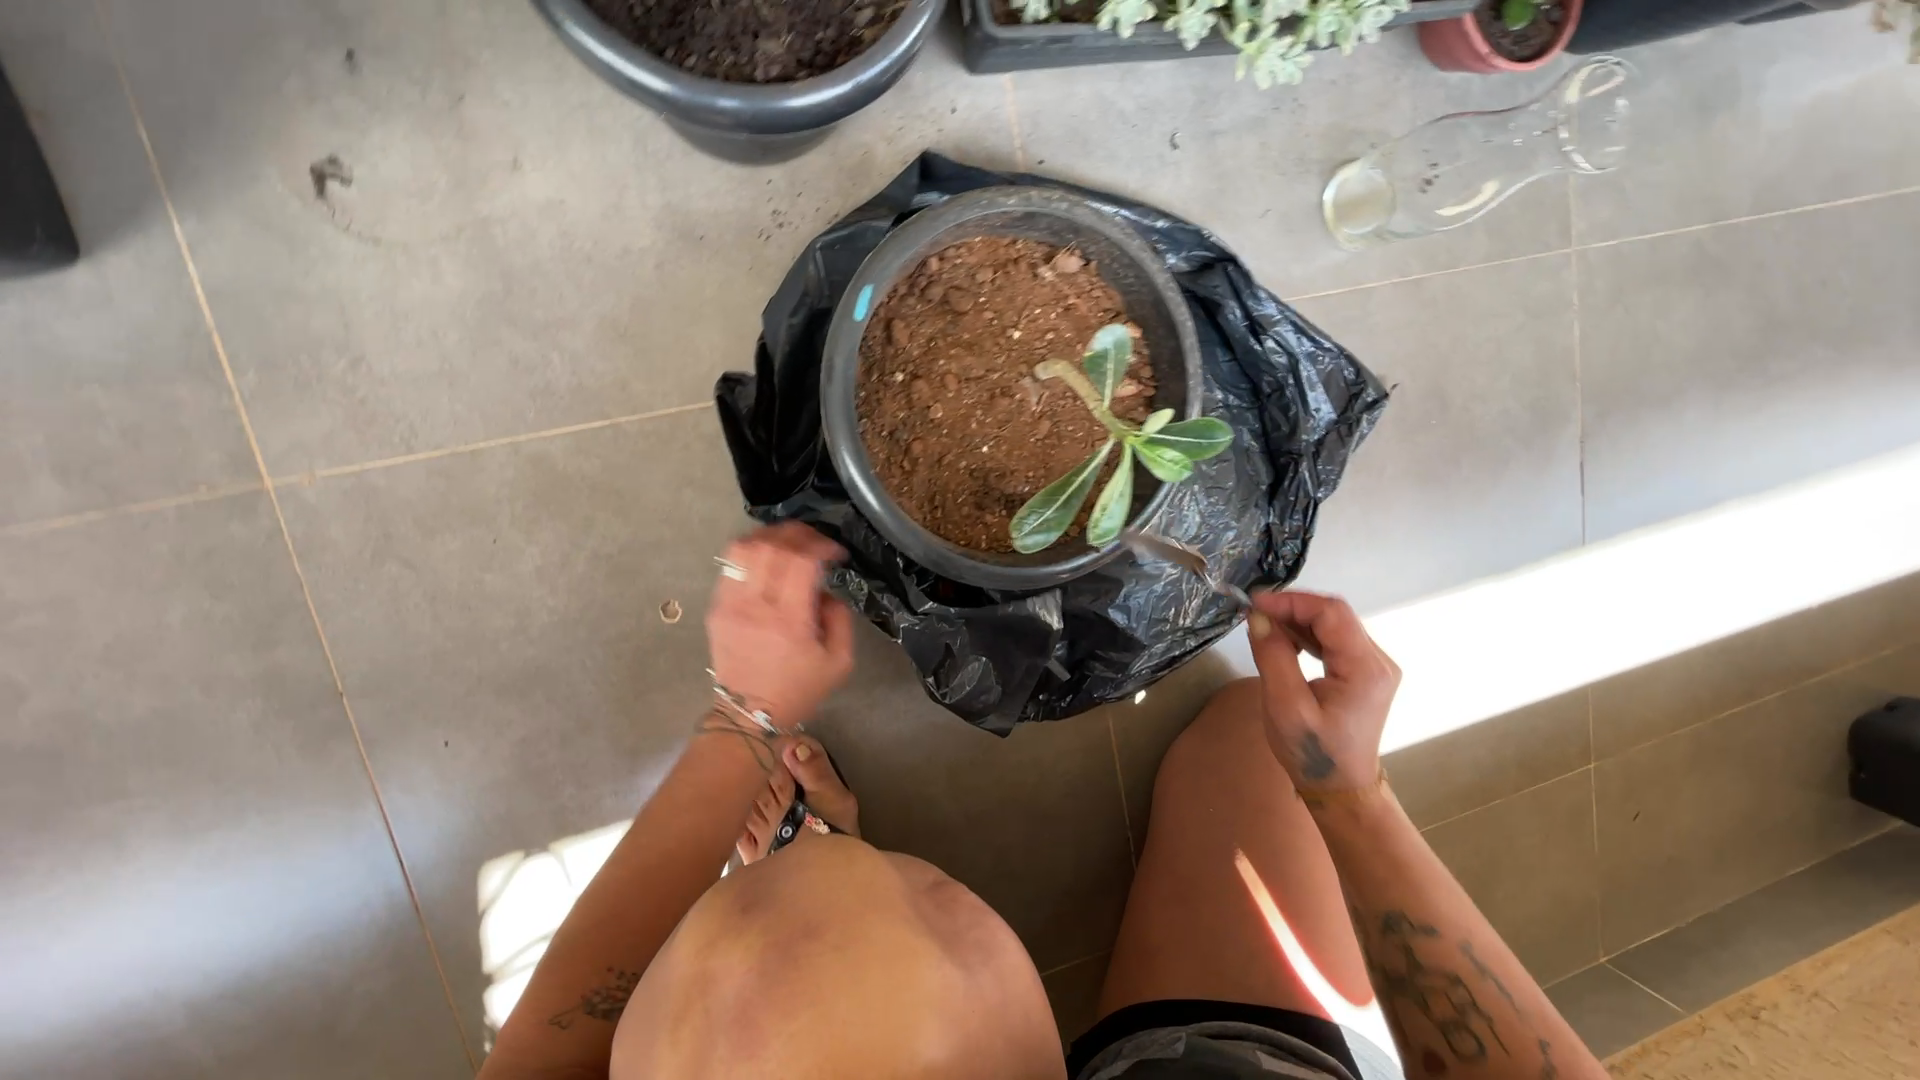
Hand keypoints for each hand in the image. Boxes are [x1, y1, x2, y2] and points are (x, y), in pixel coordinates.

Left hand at [707, 522, 854, 728]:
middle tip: (815, 541)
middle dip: (798, 534)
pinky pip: (730, 566)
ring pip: (744, 549)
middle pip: (771, 546)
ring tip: (788, 542)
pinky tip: (767, 558)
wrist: (748, 715)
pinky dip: (751, 552)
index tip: (836, 554)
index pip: (801, 562)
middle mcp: (755, 607)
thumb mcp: (839, 662)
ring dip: (770, 537)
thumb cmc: (798, 690)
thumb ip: (840, 618)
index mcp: (789, 622)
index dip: (821, 546)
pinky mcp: (716, 608)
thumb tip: (827, 589)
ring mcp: (730, 605)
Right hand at [1246, 590, 1399, 792]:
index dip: (1292, 602)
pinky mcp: (1363, 672)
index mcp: (1365, 668)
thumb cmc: (1314, 753)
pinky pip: (1334, 640)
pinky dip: (1306, 634)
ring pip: (1333, 624)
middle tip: (1254, 615)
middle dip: (1292, 608)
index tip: (1254, 605)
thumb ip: (1273, 656)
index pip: (1332, 613)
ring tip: (1263, 627)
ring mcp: (1373, 666)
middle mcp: (1377, 661)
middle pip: (1335, 615)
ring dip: (1297, 620)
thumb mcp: (1285, 706)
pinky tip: (1283, 641)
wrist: (1341, 788)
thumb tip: (1258, 617)